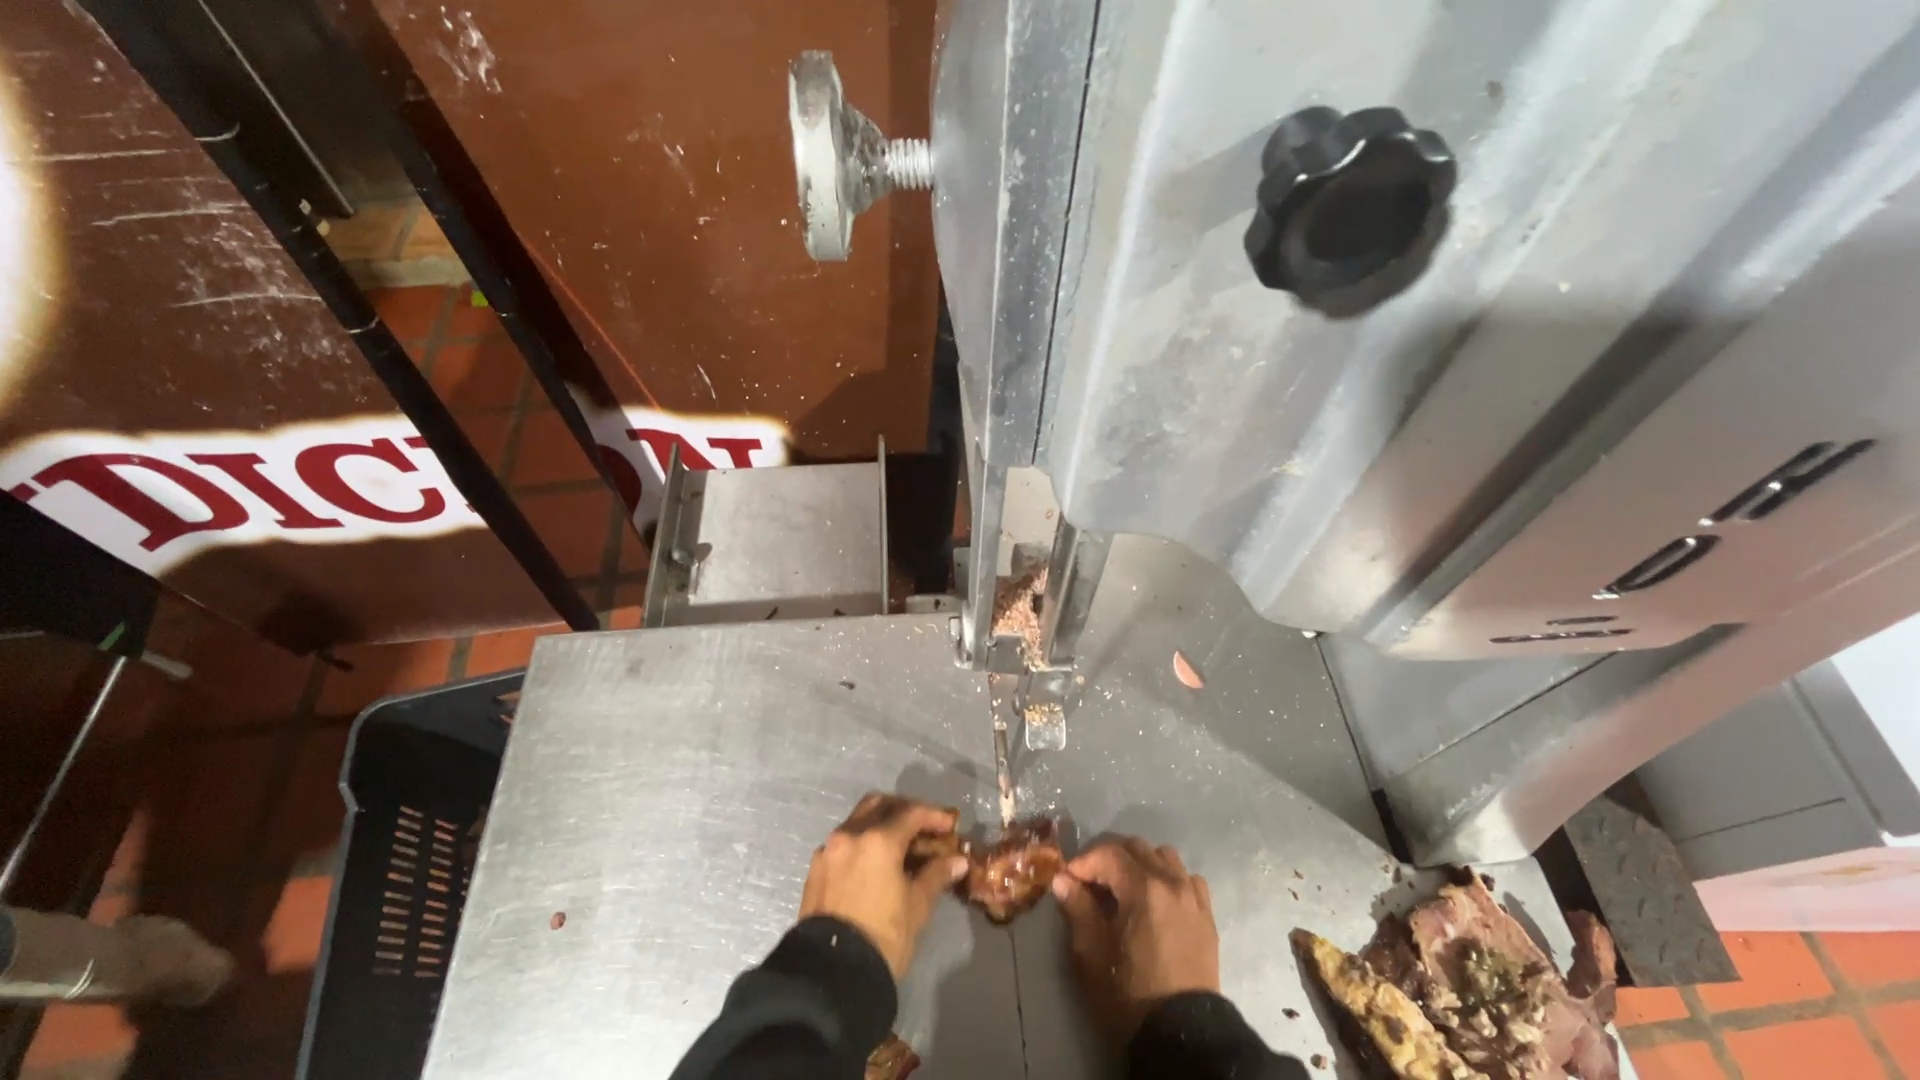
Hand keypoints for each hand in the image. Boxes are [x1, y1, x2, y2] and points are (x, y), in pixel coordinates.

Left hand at [799, 793, 969, 978]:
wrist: (832, 974)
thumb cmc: (884, 937)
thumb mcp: (917, 906)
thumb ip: (936, 875)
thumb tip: (957, 860)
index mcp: (878, 840)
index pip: (911, 813)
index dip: (934, 816)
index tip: (950, 827)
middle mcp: (850, 835)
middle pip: (879, 805)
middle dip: (903, 811)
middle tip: (923, 829)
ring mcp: (829, 850)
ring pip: (858, 821)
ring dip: (880, 825)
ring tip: (901, 848)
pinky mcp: (816, 868)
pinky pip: (844, 842)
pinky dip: (862, 843)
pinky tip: (875, 864)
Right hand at [1051, 837, 1219, 1040]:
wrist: (1181, 1033)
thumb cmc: (1129, 993)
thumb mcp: (1092, 953)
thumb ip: (1078, 909)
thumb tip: (1062, 880)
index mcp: (1143, 889)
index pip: (1108, 853)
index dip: (1083, 862)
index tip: (1067, 880)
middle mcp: (1172, 882)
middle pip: (1136, 847)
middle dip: (1109, 858)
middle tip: (1091, 883)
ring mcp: (1194, 897)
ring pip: (1165, 857)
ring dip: (1141, 864)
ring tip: (1125, 889)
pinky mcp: (1207, 915)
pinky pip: (1188, 879)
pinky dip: (1169, 879)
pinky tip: (1157, 901)